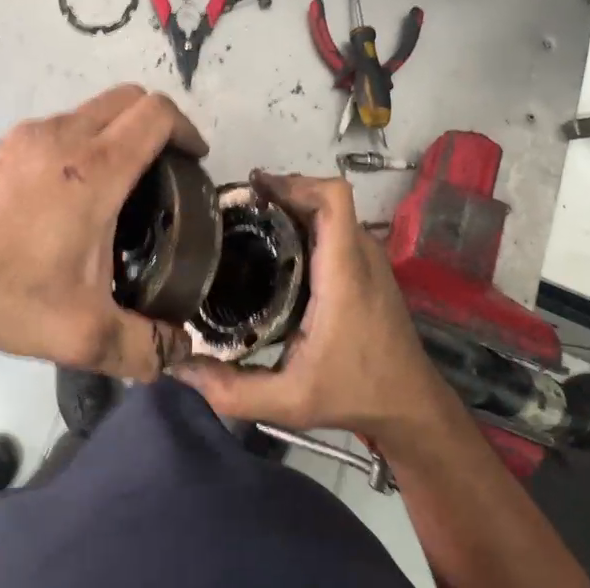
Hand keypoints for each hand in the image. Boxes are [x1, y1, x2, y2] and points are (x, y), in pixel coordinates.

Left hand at [0, 85, 206, 379]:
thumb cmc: (8, 293)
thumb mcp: (83, 333)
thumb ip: (144, 346)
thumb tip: (181, 351)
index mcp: (95, 168)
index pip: (156, 114)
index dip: (187, 130)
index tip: (194, 162)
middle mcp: (65, 136)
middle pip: (130, 98)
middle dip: (159, 124)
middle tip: (168, 172)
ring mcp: (32, 134)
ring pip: (95, 108)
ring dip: (120, 131)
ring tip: (126, 185)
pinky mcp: (8, 144)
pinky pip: (65, 124)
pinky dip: (87, 140)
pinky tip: (77, 193)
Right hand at [175, 172, 449, 440]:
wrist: (411, 407)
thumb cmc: (355, 394)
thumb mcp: (289, 401)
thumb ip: (233, 390)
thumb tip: (178, 368)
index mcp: (344, 273)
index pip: (332, 198)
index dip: (294, 183)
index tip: (254, 190)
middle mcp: (361, 255)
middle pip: (326, 198)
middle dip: (282, 193)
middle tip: (238, 209)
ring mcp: (370, 259)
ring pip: (332, 211)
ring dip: (295, 207)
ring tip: (251, 224)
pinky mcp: (370, 268)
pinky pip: (337, 228)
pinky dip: (308, 224)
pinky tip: (278, 250)